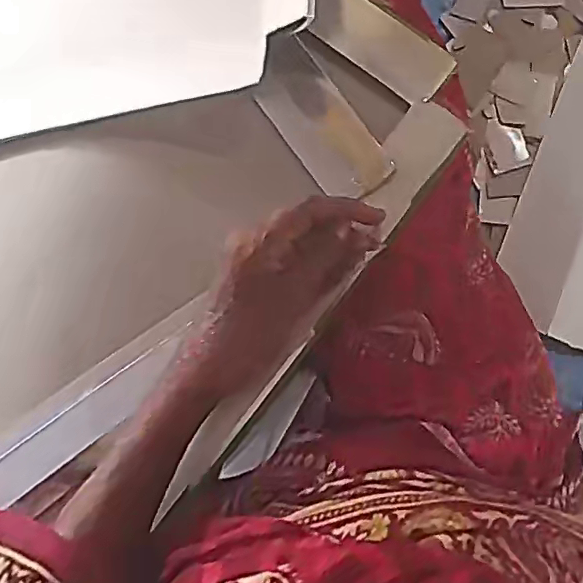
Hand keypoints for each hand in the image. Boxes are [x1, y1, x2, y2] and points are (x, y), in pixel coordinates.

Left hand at [174, 197, 384, 399]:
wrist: (205, 374)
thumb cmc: (249, 337)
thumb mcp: (297, 295)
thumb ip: (326, 258)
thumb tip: (353, 232)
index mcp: (262, 240)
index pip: (312, 209)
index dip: (349, 209)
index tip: (377, 218)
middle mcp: (253, 241)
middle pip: (305, 220)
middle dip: (343, 225)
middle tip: (374, 236)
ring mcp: (250, 258)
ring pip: (299, 238)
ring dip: (331, 242)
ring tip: (361, 253)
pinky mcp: (251, 276)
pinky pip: (290, 256)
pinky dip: (316, 258)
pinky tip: (334, 270)